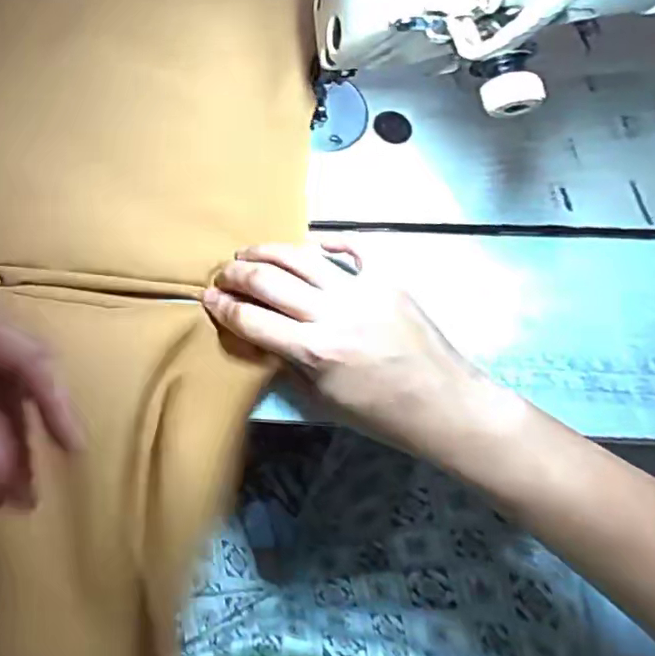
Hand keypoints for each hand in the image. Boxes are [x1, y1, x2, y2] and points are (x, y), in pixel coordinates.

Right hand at [202, 241, 514, 453]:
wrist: (446, 407)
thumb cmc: (380, 414)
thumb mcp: (321, 399)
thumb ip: (283, 361)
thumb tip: (254, 332)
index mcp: (315, 351)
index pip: (252, 319)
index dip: (223, 306)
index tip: (207, 297)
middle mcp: (333, 314)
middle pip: (268, 281)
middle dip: (236, 274)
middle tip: (223, 274)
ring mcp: (362, 291)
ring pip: (300, 256)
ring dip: (267, 251)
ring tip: (248, 253)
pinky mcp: (388, 279)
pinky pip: (352, 248)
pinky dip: (327, 241)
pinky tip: (309, 243)